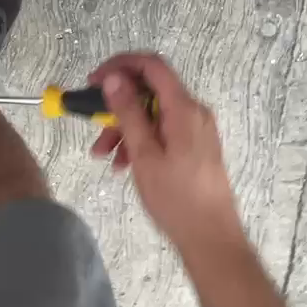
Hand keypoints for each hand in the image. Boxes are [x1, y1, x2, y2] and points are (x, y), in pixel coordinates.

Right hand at [89, 53, 245, 253]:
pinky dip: (141, 140)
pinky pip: (163, 130)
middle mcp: (193, 110)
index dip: (120, 65)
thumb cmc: (176, 198)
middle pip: (150, 91)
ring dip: (125, 127)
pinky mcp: (195, 146)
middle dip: (118, 106)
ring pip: (153, 114)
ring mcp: (196, 129)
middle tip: (93, 126)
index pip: (152, 65)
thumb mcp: (145, 155)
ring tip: (104, 156)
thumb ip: (128, 113)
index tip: (94, 81)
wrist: (213, 241)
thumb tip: (114, 77)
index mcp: (184, 107)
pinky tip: (124, 165)